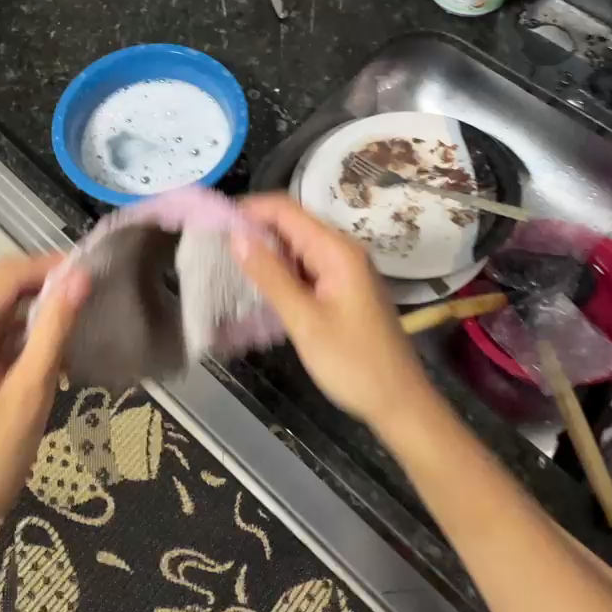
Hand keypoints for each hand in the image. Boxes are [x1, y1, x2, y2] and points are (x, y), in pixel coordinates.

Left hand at [0, 253, 90, 544]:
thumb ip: (54, 329)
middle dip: (41, 293)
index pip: (5, 276)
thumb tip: (79, 277)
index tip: (93, 272)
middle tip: (88, 307)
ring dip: (28, 321)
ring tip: (71, 338)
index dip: (50, 266)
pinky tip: (40, 362)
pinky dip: (10, 344)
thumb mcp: (29, 393)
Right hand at [231, 194, 438, 431]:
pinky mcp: (343, 288)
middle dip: (253, 230)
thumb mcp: (305, 320)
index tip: (212, 224)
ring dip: (265, 252)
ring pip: (297, 246)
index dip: (248, 210)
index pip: (285, 210)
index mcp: (336, 250)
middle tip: (214, 249)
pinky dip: (281, 271)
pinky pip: (306, 267)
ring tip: (228, 266)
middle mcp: (342, 250)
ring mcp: (344, 269)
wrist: (399, 401)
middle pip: (291, 224)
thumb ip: (271, 275)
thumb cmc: (353, 363)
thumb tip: (237, 236)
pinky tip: (259, 287)